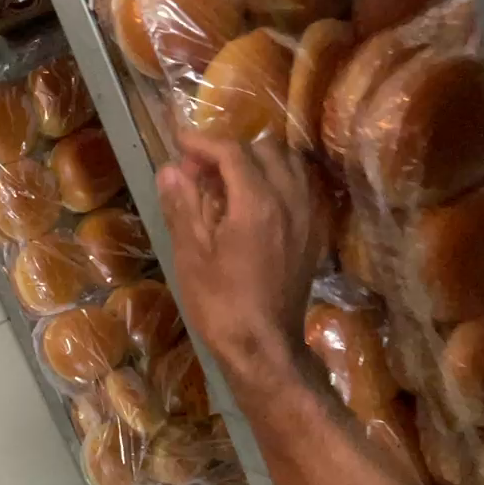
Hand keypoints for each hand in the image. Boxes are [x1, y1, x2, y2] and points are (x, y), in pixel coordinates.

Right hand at [156, 132, 320, 389]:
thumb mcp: (191, 255)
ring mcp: (306, 217)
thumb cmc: (219, 302)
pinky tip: (250, 202)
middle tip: (197, 166)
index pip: (233, 153)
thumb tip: (172, 170)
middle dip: (230, 150)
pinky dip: (273, 181)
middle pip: (266, 151)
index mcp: (257, 203)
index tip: (179, 141)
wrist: (262, 343)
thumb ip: (184, 207)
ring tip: (224, 179)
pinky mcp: (312, 234)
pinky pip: (298, 188)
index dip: (204, 142)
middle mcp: (290, 200)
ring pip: (288, 166)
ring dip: (256, 162)